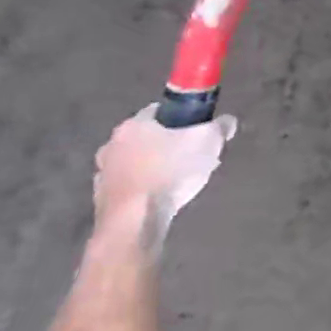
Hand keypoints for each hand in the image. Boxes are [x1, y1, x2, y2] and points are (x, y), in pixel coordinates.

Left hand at [93, 104, 235, 240]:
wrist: (135, 220)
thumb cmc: (170, 171)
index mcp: (133, 125)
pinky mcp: (102, 199)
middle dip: (168, 143)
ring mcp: (103, 173)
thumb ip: (221, 127)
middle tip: (192, 154)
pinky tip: (162, 197)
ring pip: (136, 162)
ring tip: (179, 179)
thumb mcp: (209, 141)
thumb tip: (228, 121)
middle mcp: (111, 144)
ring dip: (154, 166)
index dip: (181, 116)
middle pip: (146, 137)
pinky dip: (144, 188)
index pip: (159, 110)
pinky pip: (130, 186)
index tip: (197, 128)